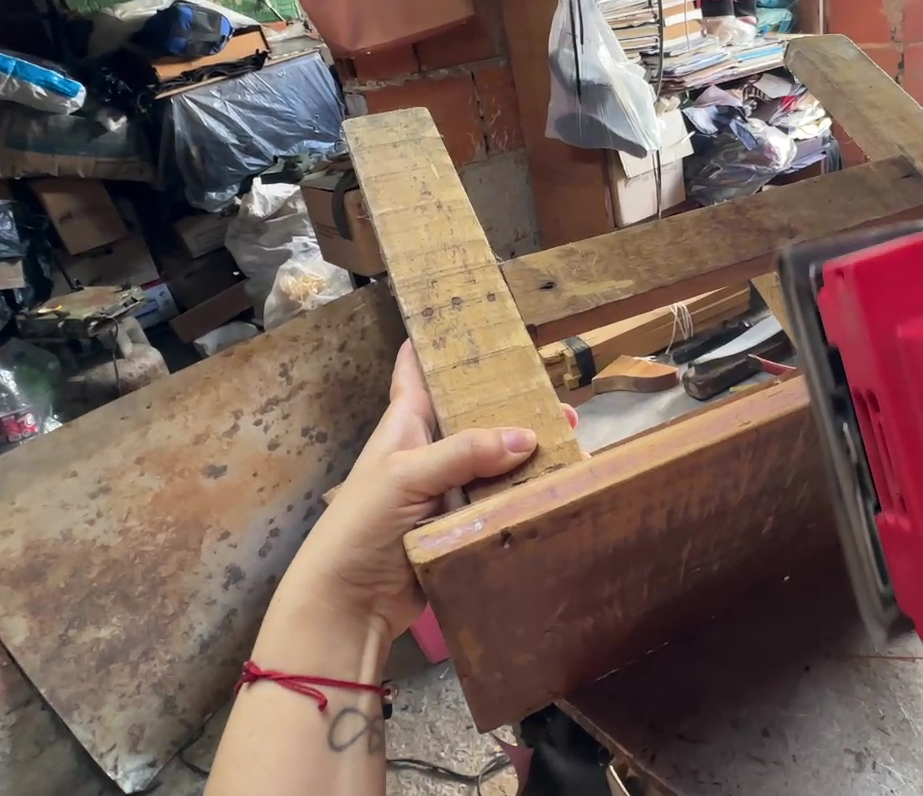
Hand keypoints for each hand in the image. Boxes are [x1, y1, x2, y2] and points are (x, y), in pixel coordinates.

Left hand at [274, 341, 572, 637]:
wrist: (349, 607)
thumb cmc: (361, 527)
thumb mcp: (405, 475)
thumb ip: (464, 451)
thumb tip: (529, 436)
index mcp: (406, 422)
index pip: (418, 368)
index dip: (440, 340)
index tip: (473, 315)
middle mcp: (431, 447)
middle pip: (478, 413)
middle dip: (516, 401)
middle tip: (559, 400)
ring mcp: (449, 485)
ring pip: (497, 455)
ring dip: (532, 448)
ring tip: (572, 438)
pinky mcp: (464, 518)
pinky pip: (502, 494)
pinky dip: (529, 487)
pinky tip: (560, 480)